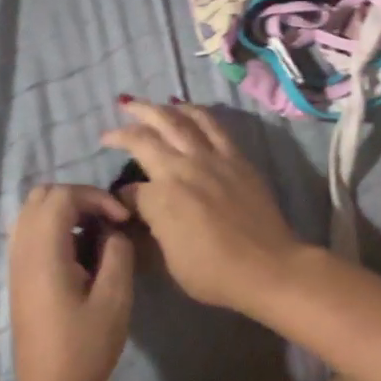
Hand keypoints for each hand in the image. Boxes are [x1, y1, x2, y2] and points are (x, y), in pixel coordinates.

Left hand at [8, 184, 135, 380]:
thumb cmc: (86, 347)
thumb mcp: (115, 298)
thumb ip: (117, 253)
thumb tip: (112, 231)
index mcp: (42, 252)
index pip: (62, 196)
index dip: (96, 197)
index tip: (123, 220)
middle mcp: (21, 250)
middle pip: (41, 195)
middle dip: (79, 198)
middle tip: (109, 221)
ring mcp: (15, 264)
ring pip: (32, 212)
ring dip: (66, 213)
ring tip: (97, 236)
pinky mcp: (18, 278)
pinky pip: (30, 234)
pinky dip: (55, 229)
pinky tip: (80, 254)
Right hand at [101, 101, 303, 311]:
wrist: (268, 267)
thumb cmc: (215, 273)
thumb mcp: (170, 260)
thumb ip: (153, 229)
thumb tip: (143, 211)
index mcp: (162, 197)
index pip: (130, 189)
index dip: (121, 194)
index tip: (121, 200)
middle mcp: (183, 168)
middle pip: (147, 137)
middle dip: (125, 129)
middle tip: (112, 126)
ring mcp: (212, 158)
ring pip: (179, 120)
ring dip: (157, 109)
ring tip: (144, 106)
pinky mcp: (236, 157)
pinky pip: (212, 124)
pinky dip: (194, 112)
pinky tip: (186, 110)